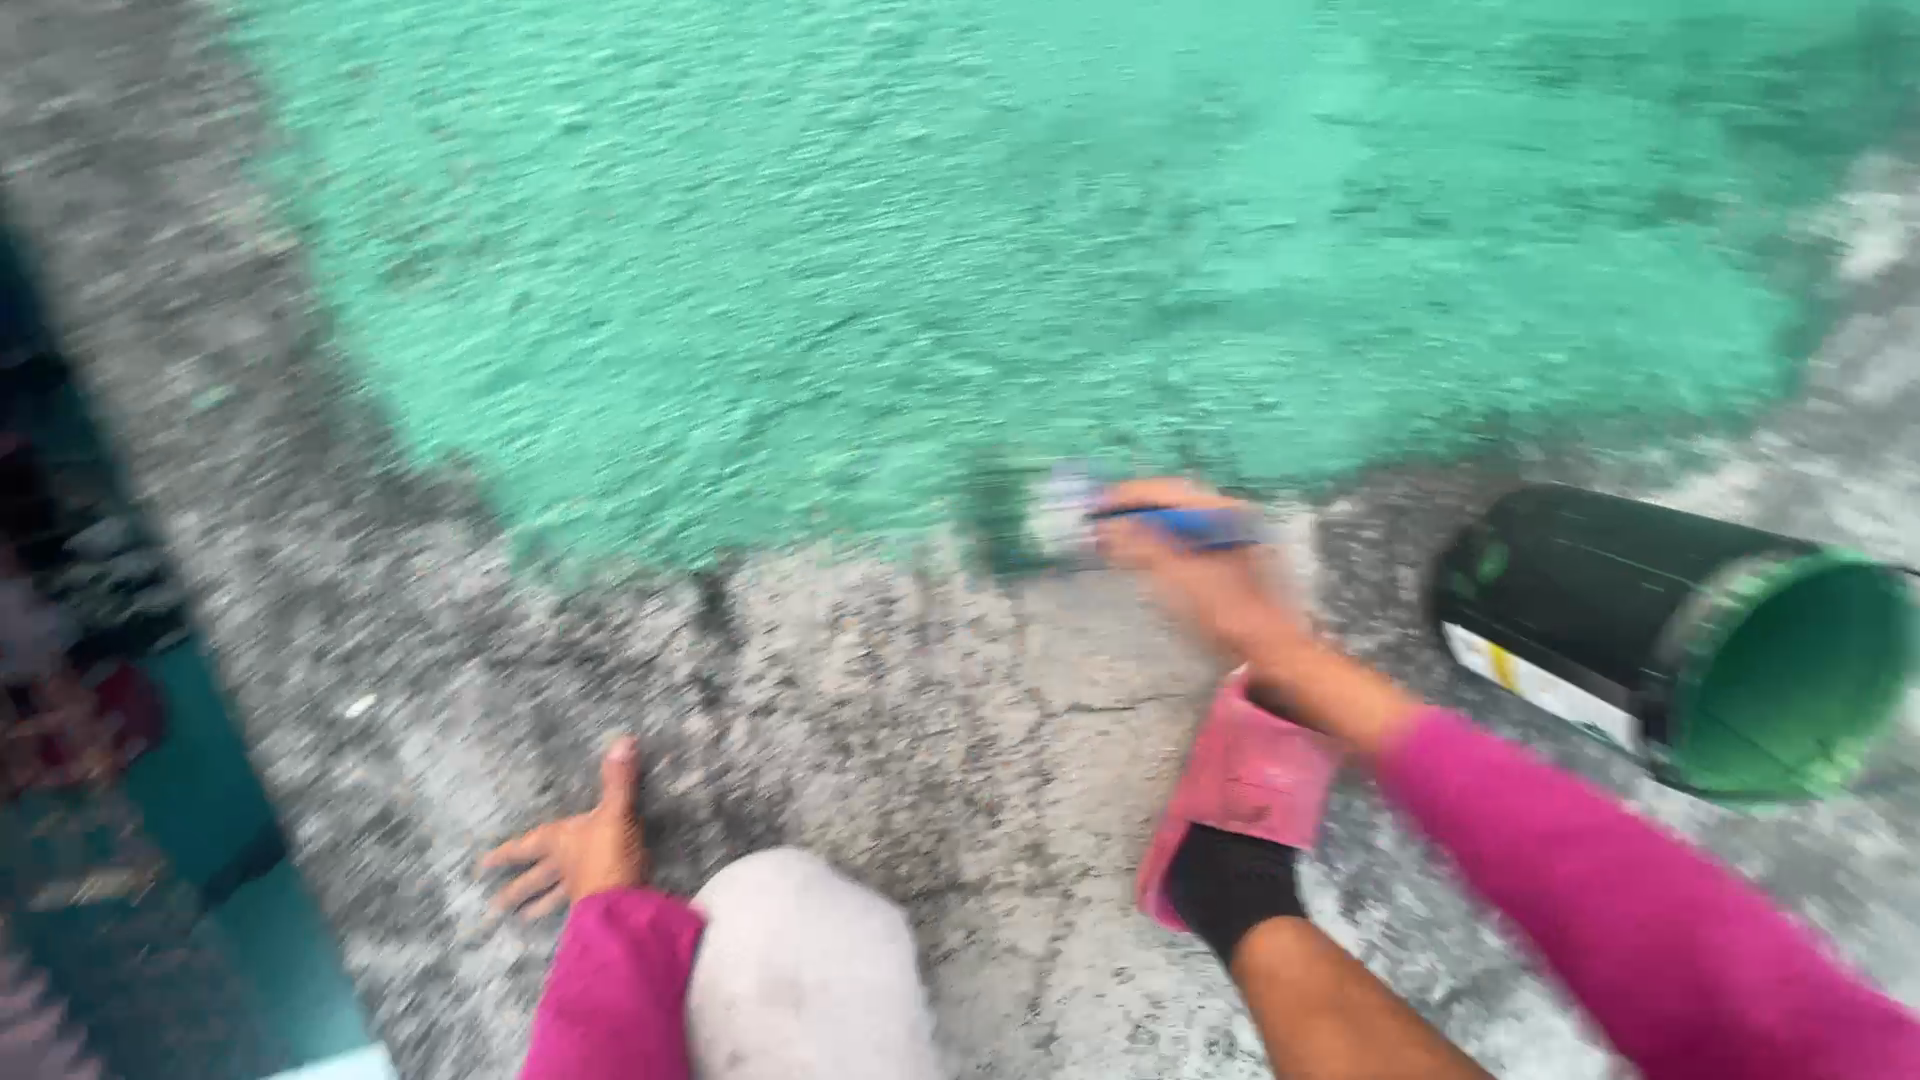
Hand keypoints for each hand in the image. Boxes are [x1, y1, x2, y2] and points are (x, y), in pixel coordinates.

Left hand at [481, 736, 648, 917]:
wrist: (622, 896)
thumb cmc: (609, 850)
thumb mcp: (616, 810)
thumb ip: (618, 778)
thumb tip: (623, 739)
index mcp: (559, 842)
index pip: (526, 846)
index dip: (505, 853)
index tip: (481, 866)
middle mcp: (562, 866)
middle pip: (533, 878)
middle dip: (515, 890)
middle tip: (493, 907)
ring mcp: (577, 889)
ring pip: (551, 897)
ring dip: (537, 906)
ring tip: (521, 919)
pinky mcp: (595, 904)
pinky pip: (576, 906)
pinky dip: (572, 912)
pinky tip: (571, 920)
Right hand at [1100, 477, 1420, 759]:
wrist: (1269, 647)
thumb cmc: (1224, 613)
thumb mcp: (1176, 577)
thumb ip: (1141, 546)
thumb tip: (1110, 526)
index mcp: (1221, 512)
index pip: (1166, 491)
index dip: (1128, 497)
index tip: (1099, 506)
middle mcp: (1231, 515)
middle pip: (1173, 501)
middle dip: (1135, 509)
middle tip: (1103, 519)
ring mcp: (1233, 535)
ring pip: (1180, 520)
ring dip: (1147, 525)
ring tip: (1116, 535)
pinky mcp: (1232, 555)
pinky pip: (1190, 536)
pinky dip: (1163, 539)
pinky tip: (1145, 552)